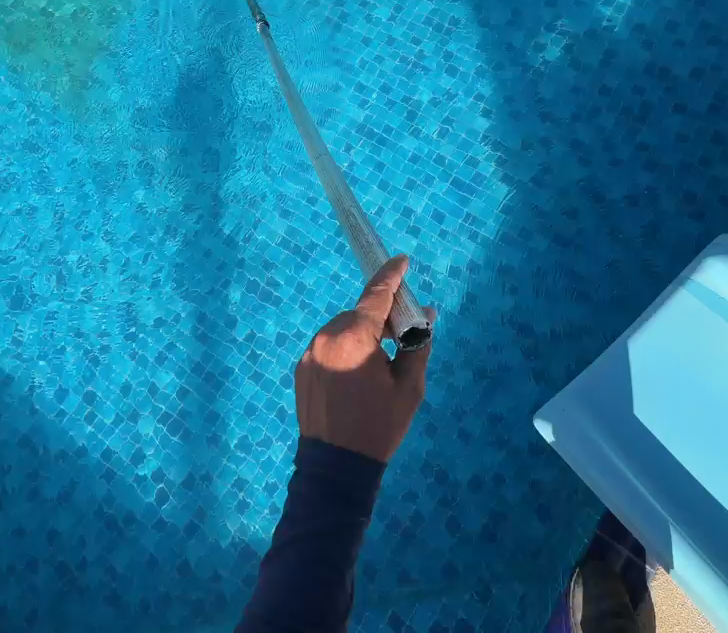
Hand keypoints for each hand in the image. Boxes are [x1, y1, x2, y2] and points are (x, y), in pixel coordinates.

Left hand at [295, 256, 432, 463]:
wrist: (335, 468)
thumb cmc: (378, 427)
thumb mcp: (409, 387)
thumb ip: (418, 344)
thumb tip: (426, 314)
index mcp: (355, 337)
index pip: (376, 295)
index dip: (392, 276)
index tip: (402, 259)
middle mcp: (327, 336)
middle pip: (359, 314)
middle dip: (379, 320)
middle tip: (398, 342)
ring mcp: (310, 351)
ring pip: (342, 329)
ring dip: (360, 336)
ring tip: (374, 369)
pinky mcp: (301, 367)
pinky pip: (328, 346)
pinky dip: (344, 350)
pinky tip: (353, 379)